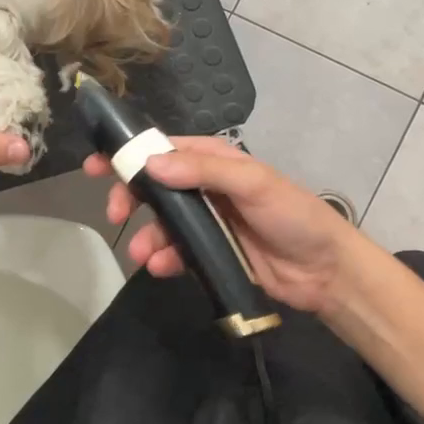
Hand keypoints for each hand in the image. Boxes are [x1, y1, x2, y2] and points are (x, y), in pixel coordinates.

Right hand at [86, 137, 359, 313]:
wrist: (327, 274)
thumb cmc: (293, 215)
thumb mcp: (253, 183)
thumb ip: (203, 170)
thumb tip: (151, 164)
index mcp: (210, 159)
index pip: (160, 149)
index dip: (126, 154)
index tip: (96, 164)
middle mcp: (202, 186)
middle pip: (151, 186)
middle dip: (129, 198)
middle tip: (114, 213)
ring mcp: (205, 222)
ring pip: (160, 223)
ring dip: (145, 236)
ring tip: (142, 255)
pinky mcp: (209, 254)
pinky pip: (176, 253)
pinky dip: (163, 259)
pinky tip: (160, 268)